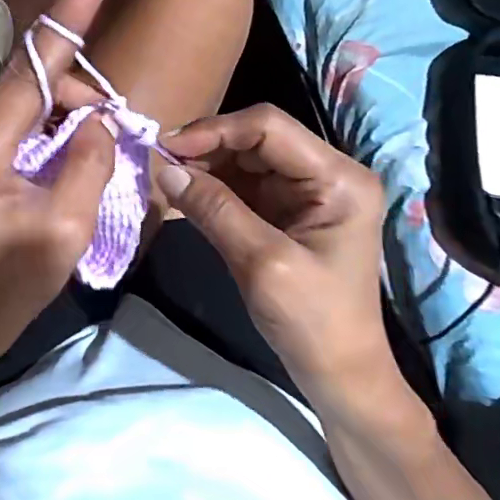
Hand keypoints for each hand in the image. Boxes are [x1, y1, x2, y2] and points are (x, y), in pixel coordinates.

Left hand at [0, 0, 117, 370]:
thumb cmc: (10, 284)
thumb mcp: (64, 230)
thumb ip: (87, 161)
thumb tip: (99, 118)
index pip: (29, 70)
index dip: (65, 15)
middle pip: (29, 80)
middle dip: (78, 88)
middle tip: (115, 123)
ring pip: (24, 96)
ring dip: (66, 108)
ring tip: (94, 145)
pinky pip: (14, 114)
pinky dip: (48, 120)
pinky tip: (69, 144)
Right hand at [158, 103, 389, 386]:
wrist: (338, 372)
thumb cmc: (312, 319)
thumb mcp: (260, 262)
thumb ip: (214, 209)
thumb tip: (165, 168)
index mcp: (338, 179)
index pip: (269, 127)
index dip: (215, 130)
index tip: (167, 147)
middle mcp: (326, 174)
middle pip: (257, 137)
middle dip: (207, 146)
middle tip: (161, 162)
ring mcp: (306, 192)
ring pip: (245, 157)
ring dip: (205, 164)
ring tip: (167, 177)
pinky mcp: (286, 209)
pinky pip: (242, 183)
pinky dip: (211, 185)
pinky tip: (184, 192)